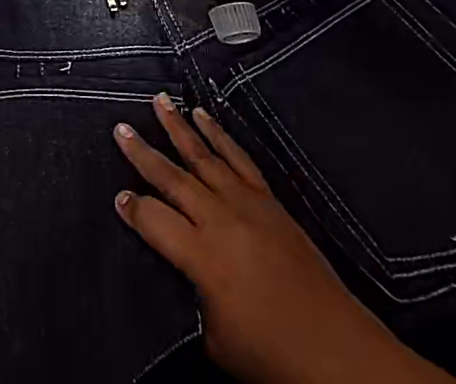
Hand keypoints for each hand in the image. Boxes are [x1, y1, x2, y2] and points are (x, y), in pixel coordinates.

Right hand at [113, 95, 454, 383]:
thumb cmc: (273, 353)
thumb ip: (190, 294)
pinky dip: (220, 136)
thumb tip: (180, 268)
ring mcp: (248, 204)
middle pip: (172, 177)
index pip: (153, 219)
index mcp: (203, 256)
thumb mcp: (214, 336)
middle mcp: (222, 220)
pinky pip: (238, 158)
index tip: (118, 198)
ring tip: (161, 102)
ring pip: (204, 156)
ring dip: (179, 127)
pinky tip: (206, 118)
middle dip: (142, 152)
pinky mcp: (270, 201)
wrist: (337, 351)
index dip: (131, 208)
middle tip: (121, 128)